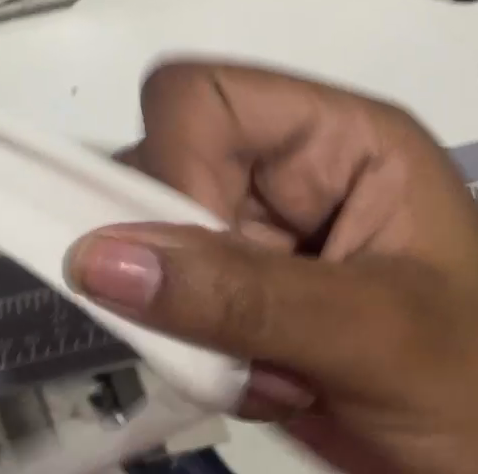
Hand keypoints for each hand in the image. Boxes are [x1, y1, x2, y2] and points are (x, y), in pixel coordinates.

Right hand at [65, 62, 477, 473]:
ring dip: (176, 314)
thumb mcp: (384, 342)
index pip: (194, 99)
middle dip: (175, 263)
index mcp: (335, 140)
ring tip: (261, 372)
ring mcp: (242, 228)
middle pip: (148, 167)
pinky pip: (139, 287)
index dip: (176, 162)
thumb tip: (92, 257)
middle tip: (237, 336)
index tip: (203, 249)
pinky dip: (178, 342)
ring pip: (130, 233)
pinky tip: (250, 377)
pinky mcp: (216, 282)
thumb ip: (245, 296)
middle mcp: (277, 169)